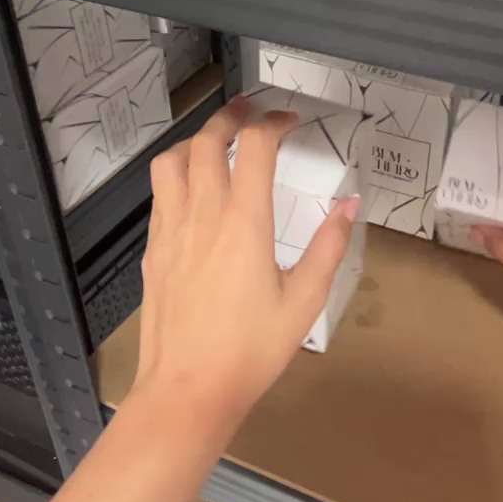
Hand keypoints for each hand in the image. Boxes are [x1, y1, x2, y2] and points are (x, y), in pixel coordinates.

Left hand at [132, 96, 360, 425]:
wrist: (187, 391)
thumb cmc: (251, 350)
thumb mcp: (305, 301)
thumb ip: (329, 246)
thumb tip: (349, 205)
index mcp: (244, 223)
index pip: (255, 146)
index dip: (275, 122)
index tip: (292, 122)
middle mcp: (202, 215)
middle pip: (207, 140)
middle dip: (231, 115)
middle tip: (253, 110)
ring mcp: (170, 230)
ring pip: (172, 161)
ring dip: (196, 141)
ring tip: (218, 143)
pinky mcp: (153, 250)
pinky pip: (160, 194)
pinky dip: (179, 174)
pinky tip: (196, 192)